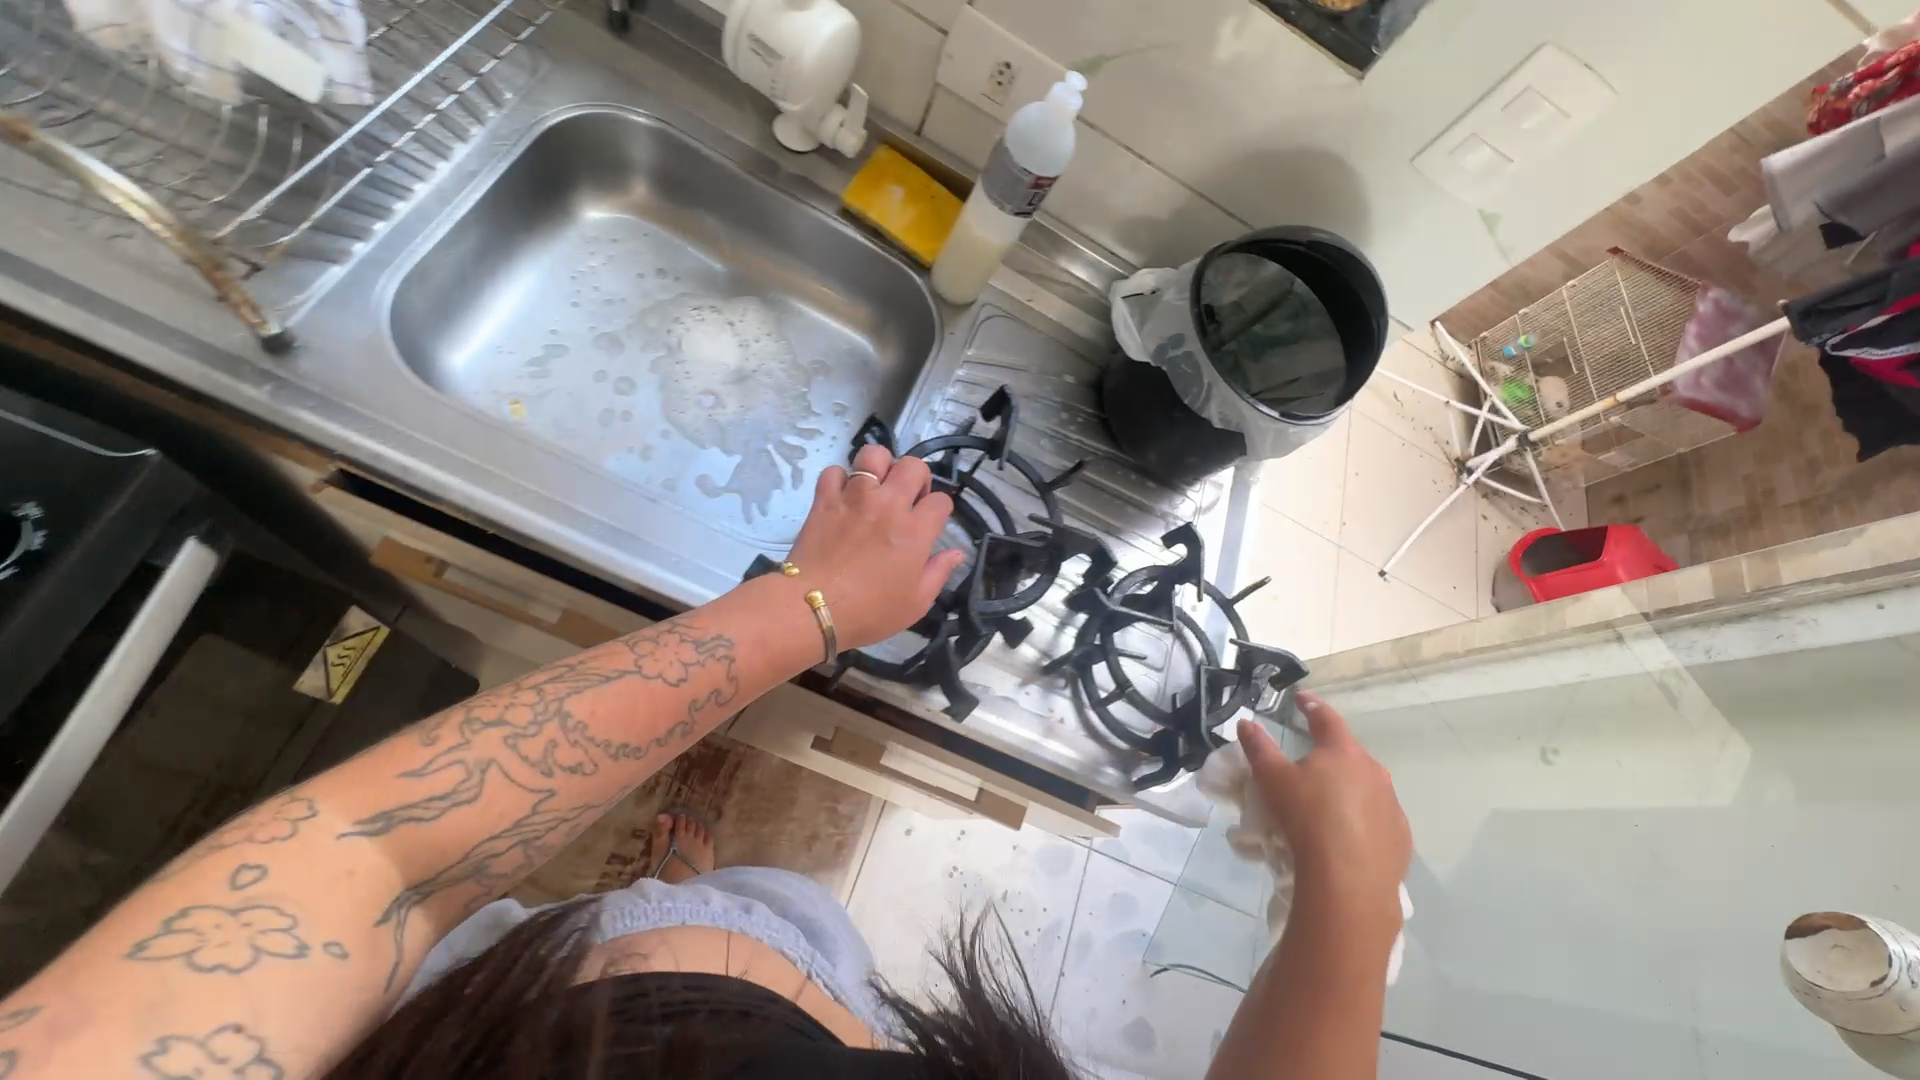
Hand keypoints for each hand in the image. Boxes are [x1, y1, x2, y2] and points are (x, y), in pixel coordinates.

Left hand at [784, 442, 967, 649]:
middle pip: (913, 466)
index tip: (930, 524)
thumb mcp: (916, 602)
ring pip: (874, 455)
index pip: (941, 500)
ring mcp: (854, 497)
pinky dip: (840, 480)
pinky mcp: (825, 499)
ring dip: (880, 467)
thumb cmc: (869, 611)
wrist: (813, 608)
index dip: (939, 510)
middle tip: (908, 499)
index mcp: (915, 530)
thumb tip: (957, 552)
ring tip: (876, 487)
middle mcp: (888, 504)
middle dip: (917, 478)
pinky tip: (843, 497)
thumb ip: (939, 572)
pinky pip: (835, 471)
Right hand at [1238, 692, 1410, 927]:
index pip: (1326, 718)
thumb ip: (1259, 748)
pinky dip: (1362, 818)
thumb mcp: (1272, 779)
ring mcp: (1392, 805)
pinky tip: (1346, 835)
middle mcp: (1374, 772)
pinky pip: (1378, 818)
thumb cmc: (1307, 818)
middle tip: (1310, 761)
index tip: (1301, 699)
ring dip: (1347, 787)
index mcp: (1343, 752)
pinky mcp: (1400, 837)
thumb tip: (1246, 723)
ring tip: (1326, 804)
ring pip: (1366, 786)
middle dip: (1329, 753)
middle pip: (1349, 753)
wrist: (1348, 879)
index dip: (1311, 706)